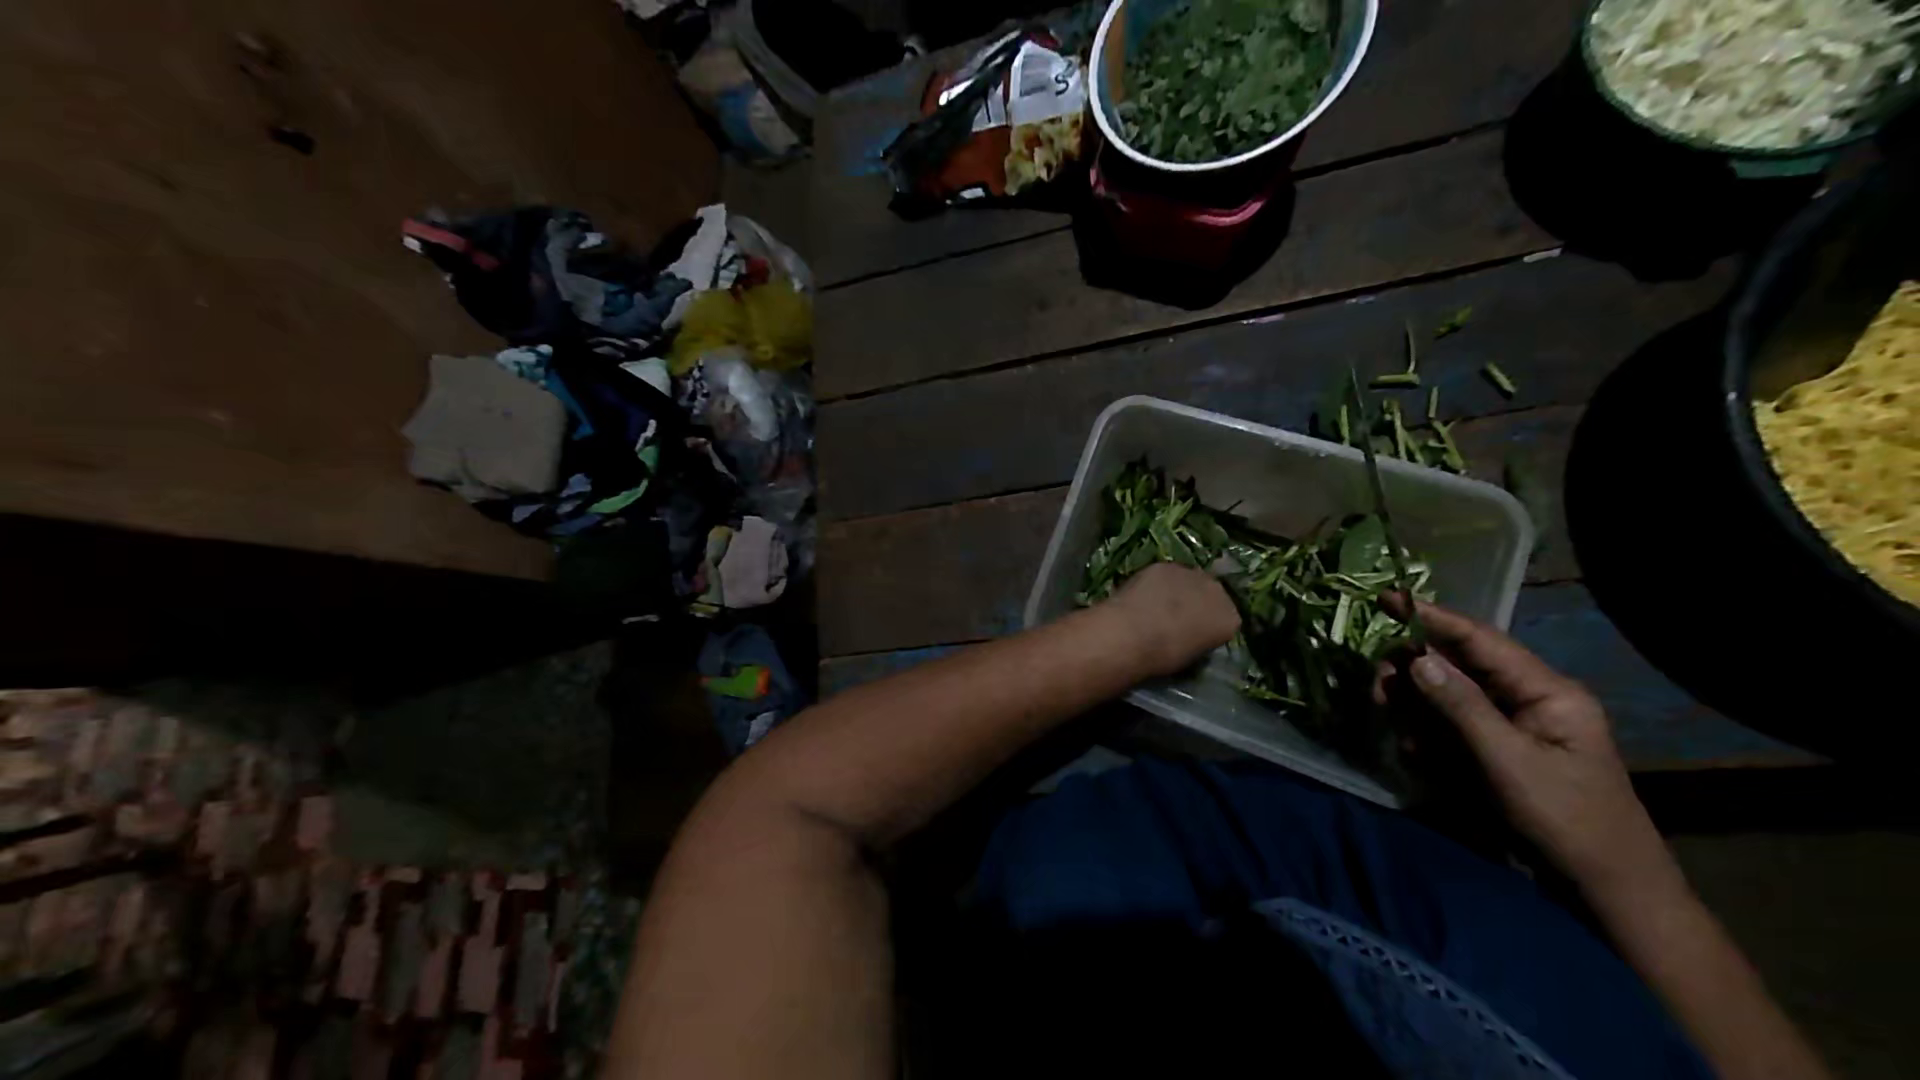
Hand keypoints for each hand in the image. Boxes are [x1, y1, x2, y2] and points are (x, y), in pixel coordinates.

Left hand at [1105, 563, 1241, 677]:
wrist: (1132, 634)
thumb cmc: (1163, 656)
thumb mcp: (1192, 656)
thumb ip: (1201, 639)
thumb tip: (1192, 633)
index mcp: (1230, 620)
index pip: (1225, 620)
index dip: (1208, 625)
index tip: (1195, 632)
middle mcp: (1217, 591)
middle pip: (1210, 594)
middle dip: (1197, 602)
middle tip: (1177, 615)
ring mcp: (1191, 573)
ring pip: (1188, 580)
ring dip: (1178, 589)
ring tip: (1157, 603)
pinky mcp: (1165, 565)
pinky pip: (1165, 574)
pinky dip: (1157, 582)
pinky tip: (1143, 594)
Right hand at [1395, 599, 1671, 890]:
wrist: (1606, 887)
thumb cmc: (1565, 818)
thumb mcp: (1508, 761)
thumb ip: (1461, 706)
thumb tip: (1416, 659)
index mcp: (1547, 691)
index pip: (1480, 639)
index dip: (1432, 616)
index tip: (1387, 598)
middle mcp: (1530, 698)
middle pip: (1459, 665)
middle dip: (1413, 671)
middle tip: (1376, 685)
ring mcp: (1515, 724)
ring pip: (1449, 695)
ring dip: (1415, 705)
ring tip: (1391, 719)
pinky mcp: (1500, 747)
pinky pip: (1453, 724)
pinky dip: (1428, 732)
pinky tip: (1417, 752)